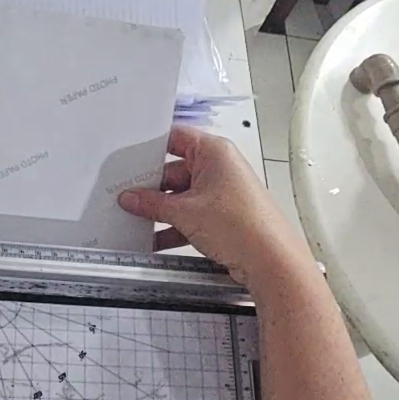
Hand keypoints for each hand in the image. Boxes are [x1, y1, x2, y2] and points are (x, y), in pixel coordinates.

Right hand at [119, 127, 313, 287]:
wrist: (270, 260)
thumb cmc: (245, 225)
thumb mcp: (185, 212)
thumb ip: (153, 204)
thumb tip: (133, 198)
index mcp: (215, 152)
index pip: (175, 138)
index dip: (151, 147)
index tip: (129, 159)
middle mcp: (220, 168)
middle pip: (175, 171)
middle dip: (152, 187)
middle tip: (128, 196)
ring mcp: (221, 193)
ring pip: (181, 196)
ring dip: (161, 210)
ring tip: (137, 219)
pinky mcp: (221, 216)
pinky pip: (190, 215)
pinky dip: (173, 226)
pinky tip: (155, 238)